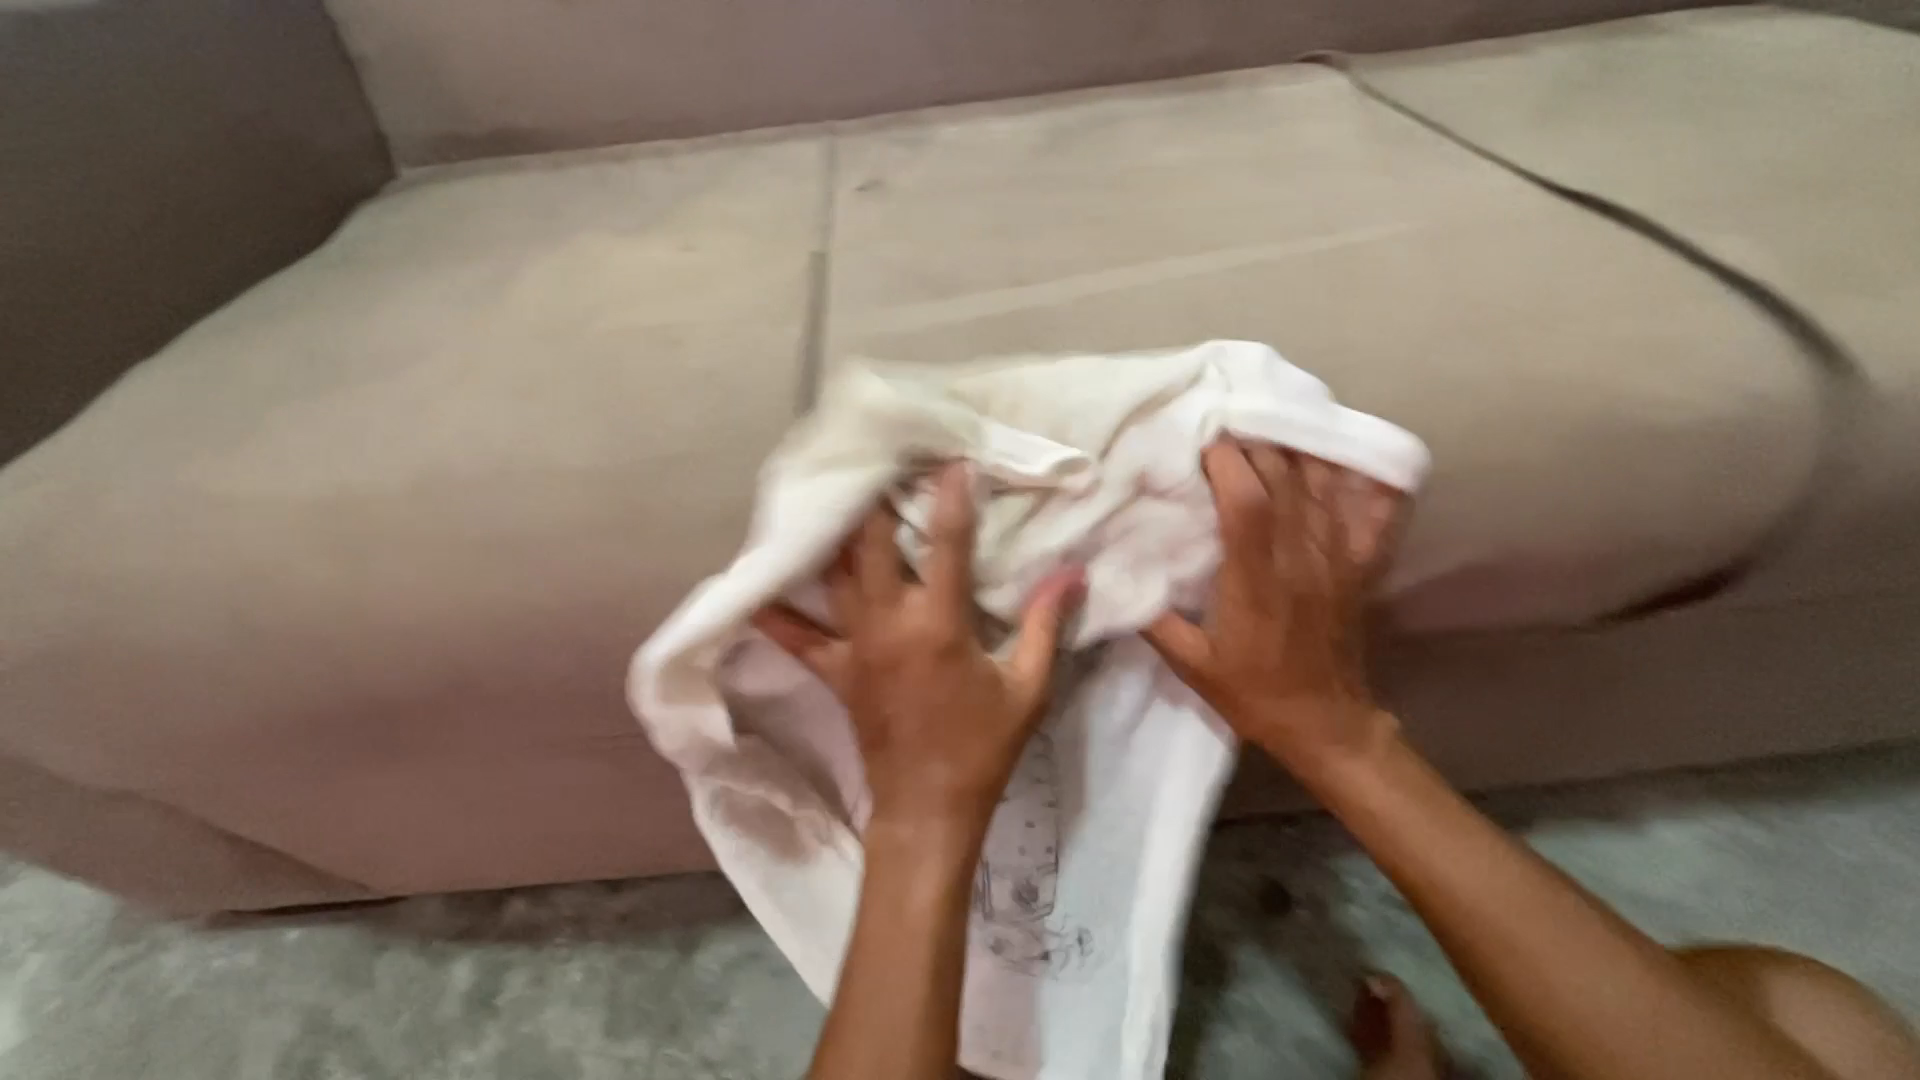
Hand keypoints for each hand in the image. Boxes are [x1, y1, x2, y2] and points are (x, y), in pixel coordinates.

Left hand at [752, 463, 1084, 831]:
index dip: (950, 496)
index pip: (946, 544)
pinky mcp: (835, 671)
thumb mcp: (1027, 688)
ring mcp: (854, 646)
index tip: (950, 459)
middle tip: (879, 462)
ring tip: (830, 495)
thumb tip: (1072, 573)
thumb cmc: (983, 747)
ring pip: (832, 576)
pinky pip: (796, 637)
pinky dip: (776, 612)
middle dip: (874, 498)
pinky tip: (753, 586)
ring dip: (832, 534)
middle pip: (870, 544)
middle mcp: (888, 624)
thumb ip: (1043, 624)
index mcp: (939, 624)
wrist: (928, 807)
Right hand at [1143, 439, 1404, 766]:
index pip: (1247, 504)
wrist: (1325, 724)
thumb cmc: (1252, 693)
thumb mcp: (1190, 665)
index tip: (1203, 444)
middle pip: (1286, 480)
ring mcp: (1337, 561)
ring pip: (1323, 485)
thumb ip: (1153, 618)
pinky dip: (1351, 477)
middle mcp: (1301, 561)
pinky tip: (1332, 455)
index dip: (1227, 463)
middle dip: (1255, 446)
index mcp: (1256, 583)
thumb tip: (1115, 576)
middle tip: (1226, 431)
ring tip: (1267, 431)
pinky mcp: (1359, 567)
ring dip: (1294, 452)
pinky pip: (1366, 510)